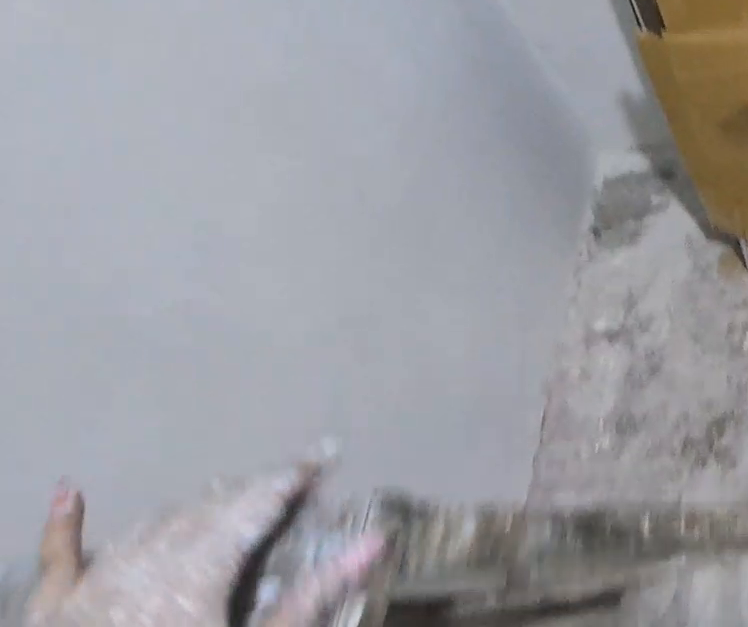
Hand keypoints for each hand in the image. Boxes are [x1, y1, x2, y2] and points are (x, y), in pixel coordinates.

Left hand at [27, 464, 383, 626]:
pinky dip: (65, 526)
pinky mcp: (50, 609)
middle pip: (212, 507)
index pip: (259, 502)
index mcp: (202, 568)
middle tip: (289, 483)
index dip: (295, 476)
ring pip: (154, 523)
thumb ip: (314, 593)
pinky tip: (67, 493)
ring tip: (226, 499)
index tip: (324, 459)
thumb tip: (376, 540)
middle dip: (254, 489)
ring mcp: (93, 585)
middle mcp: (149, 563)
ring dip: (195, 507)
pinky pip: (57, 560)